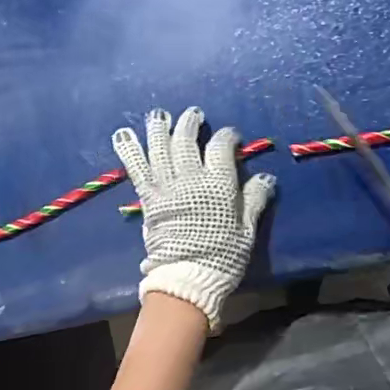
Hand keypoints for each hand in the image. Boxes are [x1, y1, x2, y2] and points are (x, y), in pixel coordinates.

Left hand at [112, 107, 275, 331]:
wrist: (187, 275)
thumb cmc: (222, 255)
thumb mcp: (246, 229)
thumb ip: (254, 200)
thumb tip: (266, 176)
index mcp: (218, 184)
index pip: (221, 148)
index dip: (227, 137)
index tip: (230, 135)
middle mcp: (190, 178)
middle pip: (187, 142)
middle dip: (190, 123)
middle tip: (192, 114)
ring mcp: (166, 185)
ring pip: (160, 148)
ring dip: (159, 128)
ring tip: (159, 114)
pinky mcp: (148, 196)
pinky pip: (136, 167)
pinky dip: (129, 149)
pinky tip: (123, 133)